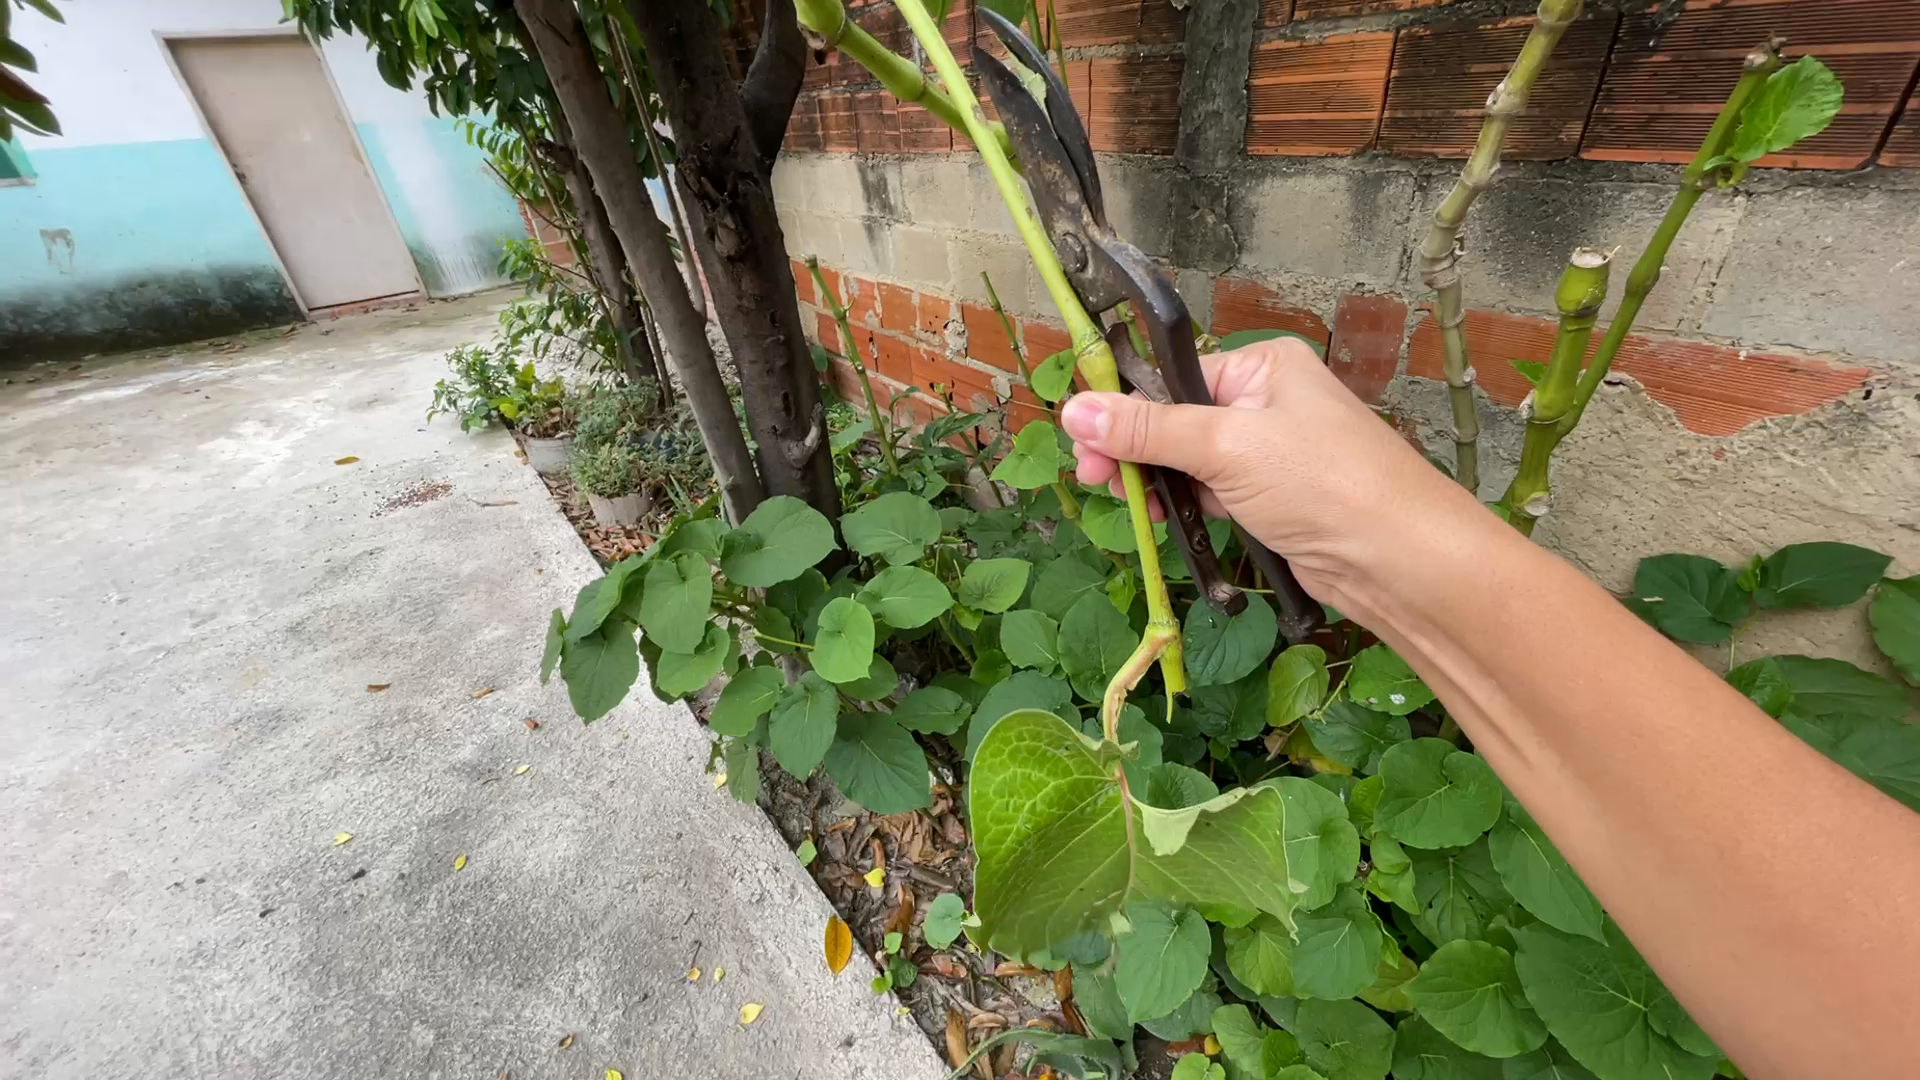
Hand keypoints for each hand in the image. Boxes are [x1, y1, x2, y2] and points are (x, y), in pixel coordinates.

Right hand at [1061, 336, 1481, 605]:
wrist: (1398, 562)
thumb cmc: (1319, 483)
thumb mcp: (1225, 447)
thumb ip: (1148, 429)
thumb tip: (1073, 409)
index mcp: (1259, 368)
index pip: (1170, 380)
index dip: (1121, 411)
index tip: (1082, 445)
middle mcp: (1261, 402)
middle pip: (1171, 420)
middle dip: (1130, 450)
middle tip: (1094, 481)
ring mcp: (1264, 452)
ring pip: (1184, 459)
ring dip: (1152, 481)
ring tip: (1130, 506)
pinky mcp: (1264, 496)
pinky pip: (1206, 489)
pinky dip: (1181, 503)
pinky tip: (1161, 518)